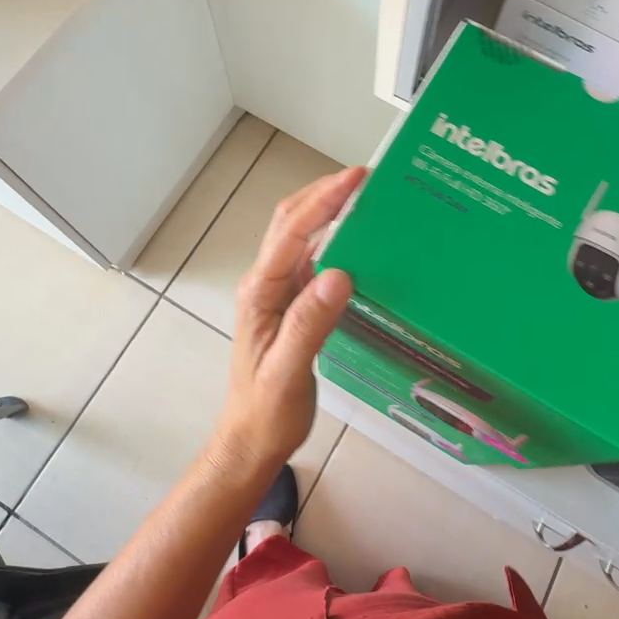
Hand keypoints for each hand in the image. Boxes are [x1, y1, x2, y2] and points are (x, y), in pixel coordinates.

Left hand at [210, 166, 366, 475]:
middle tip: (367, 177)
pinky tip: (360, 242)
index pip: (292, 231)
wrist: (251, 441)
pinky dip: (334, 238)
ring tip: (367, 197)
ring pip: (301, 235)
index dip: (324, 200)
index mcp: (261, 291)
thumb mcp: (288, 371)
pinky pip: (312, 258)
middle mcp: (266, 282)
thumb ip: (309, 322)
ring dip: (328, 210)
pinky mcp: (291, 303)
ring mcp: (277, 291)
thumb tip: (340, 273)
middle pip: (291, 221)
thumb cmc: (267, 411)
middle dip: (325, 192)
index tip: (357, 178)